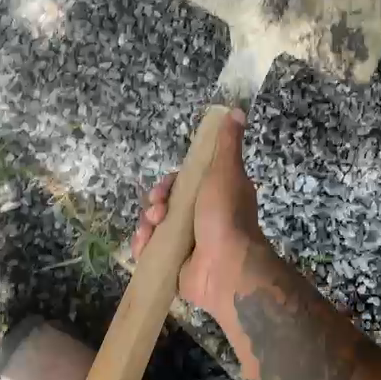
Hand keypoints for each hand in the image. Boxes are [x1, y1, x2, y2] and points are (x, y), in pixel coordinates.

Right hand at [131, 108, 267, 317]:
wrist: (225, 267)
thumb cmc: (225, 214)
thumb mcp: (227, 170)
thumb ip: (227, 143)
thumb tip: (237, 111)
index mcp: (215, 193)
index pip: (185, 182)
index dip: (170, 182)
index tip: (165, 186)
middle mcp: (202, 216)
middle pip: (167, 203)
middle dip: (156, 203)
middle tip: (157, 210)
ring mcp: (188, 242)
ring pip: (156, 226)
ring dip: (147, 224)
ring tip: (151, 229)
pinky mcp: (175, 264)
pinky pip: (152, 250)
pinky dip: (144, 246)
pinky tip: (143, 245)